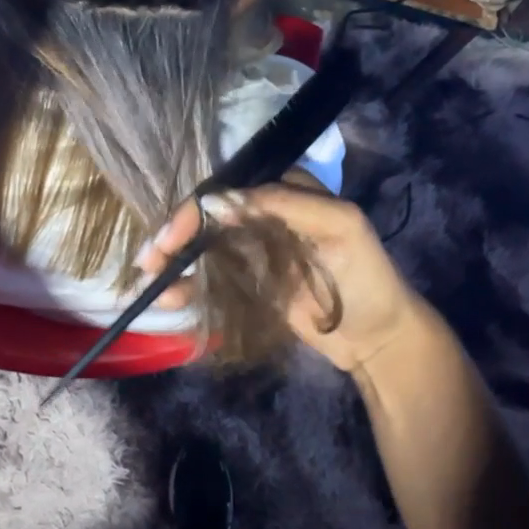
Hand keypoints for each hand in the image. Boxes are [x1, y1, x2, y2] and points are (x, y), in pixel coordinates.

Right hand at [138, 184, 423, 372]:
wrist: (379, 339)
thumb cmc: (367, 276)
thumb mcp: (340, 226)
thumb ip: (284, 204)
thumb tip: (218, 200)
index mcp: (283, 190)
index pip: (228, 189)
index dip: (197, 207)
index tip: (174, 231)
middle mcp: (262, 213)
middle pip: (207, 216)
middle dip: (175, 234)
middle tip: (150, 258)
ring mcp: (252, 248)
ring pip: (202, 245)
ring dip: (173, 258)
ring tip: (149, 279)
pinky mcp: (246, 281)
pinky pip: (210, 276)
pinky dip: (187, 285)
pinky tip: (168, 298)